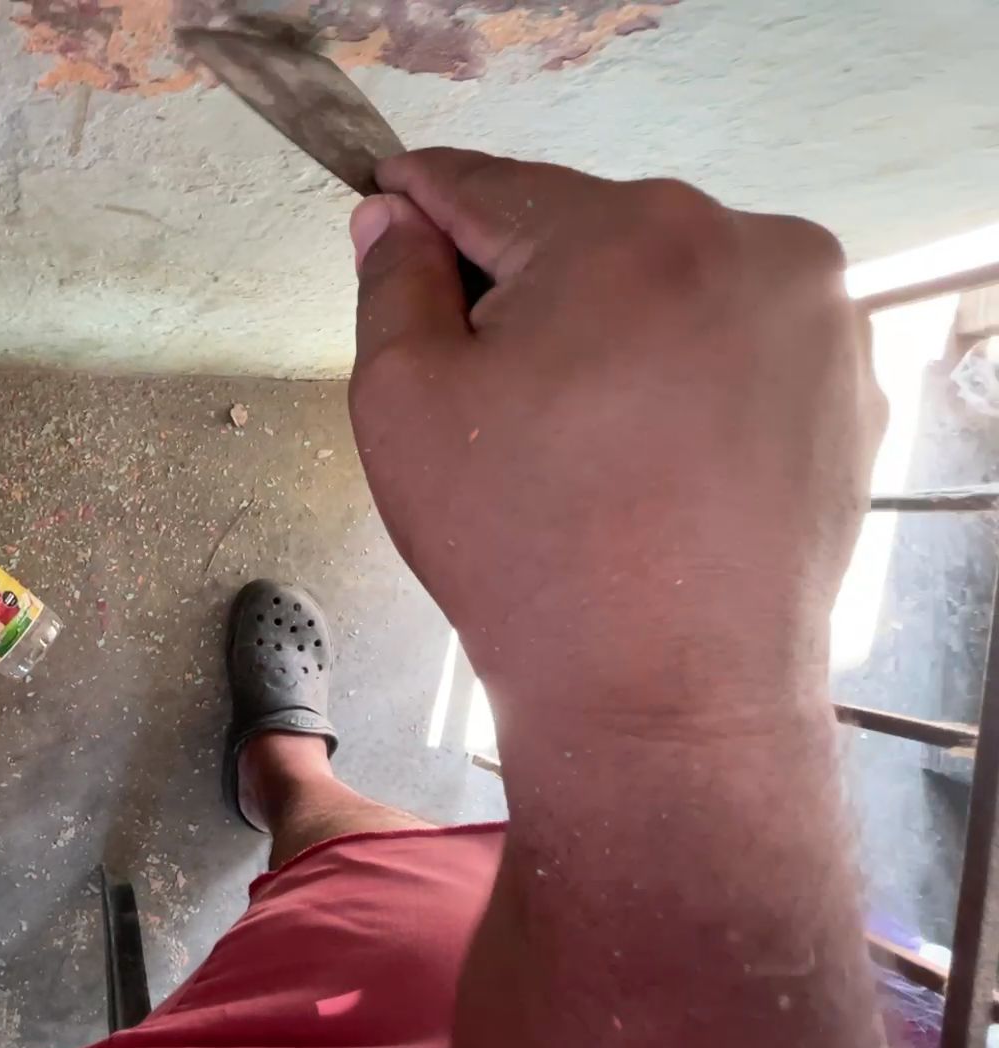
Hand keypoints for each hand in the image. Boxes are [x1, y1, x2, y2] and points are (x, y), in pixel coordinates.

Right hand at [347, 150, 885, 721]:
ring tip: (536, 429)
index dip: (417, 194)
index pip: (486, 184)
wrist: (655, 687)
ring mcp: (815, 316)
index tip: (380, 198)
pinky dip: (643, 368)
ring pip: (646, 286)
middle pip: (574, 234)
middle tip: (451, 369)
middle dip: (497, 281)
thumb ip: (391, 286)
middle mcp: (746, 244)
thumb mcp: (399, 398)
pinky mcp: (841, 387)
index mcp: (624, 236)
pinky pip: (708, 342)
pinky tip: (610, 452)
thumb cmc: (506, 535)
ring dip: (574, 324)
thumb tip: (392, 220)